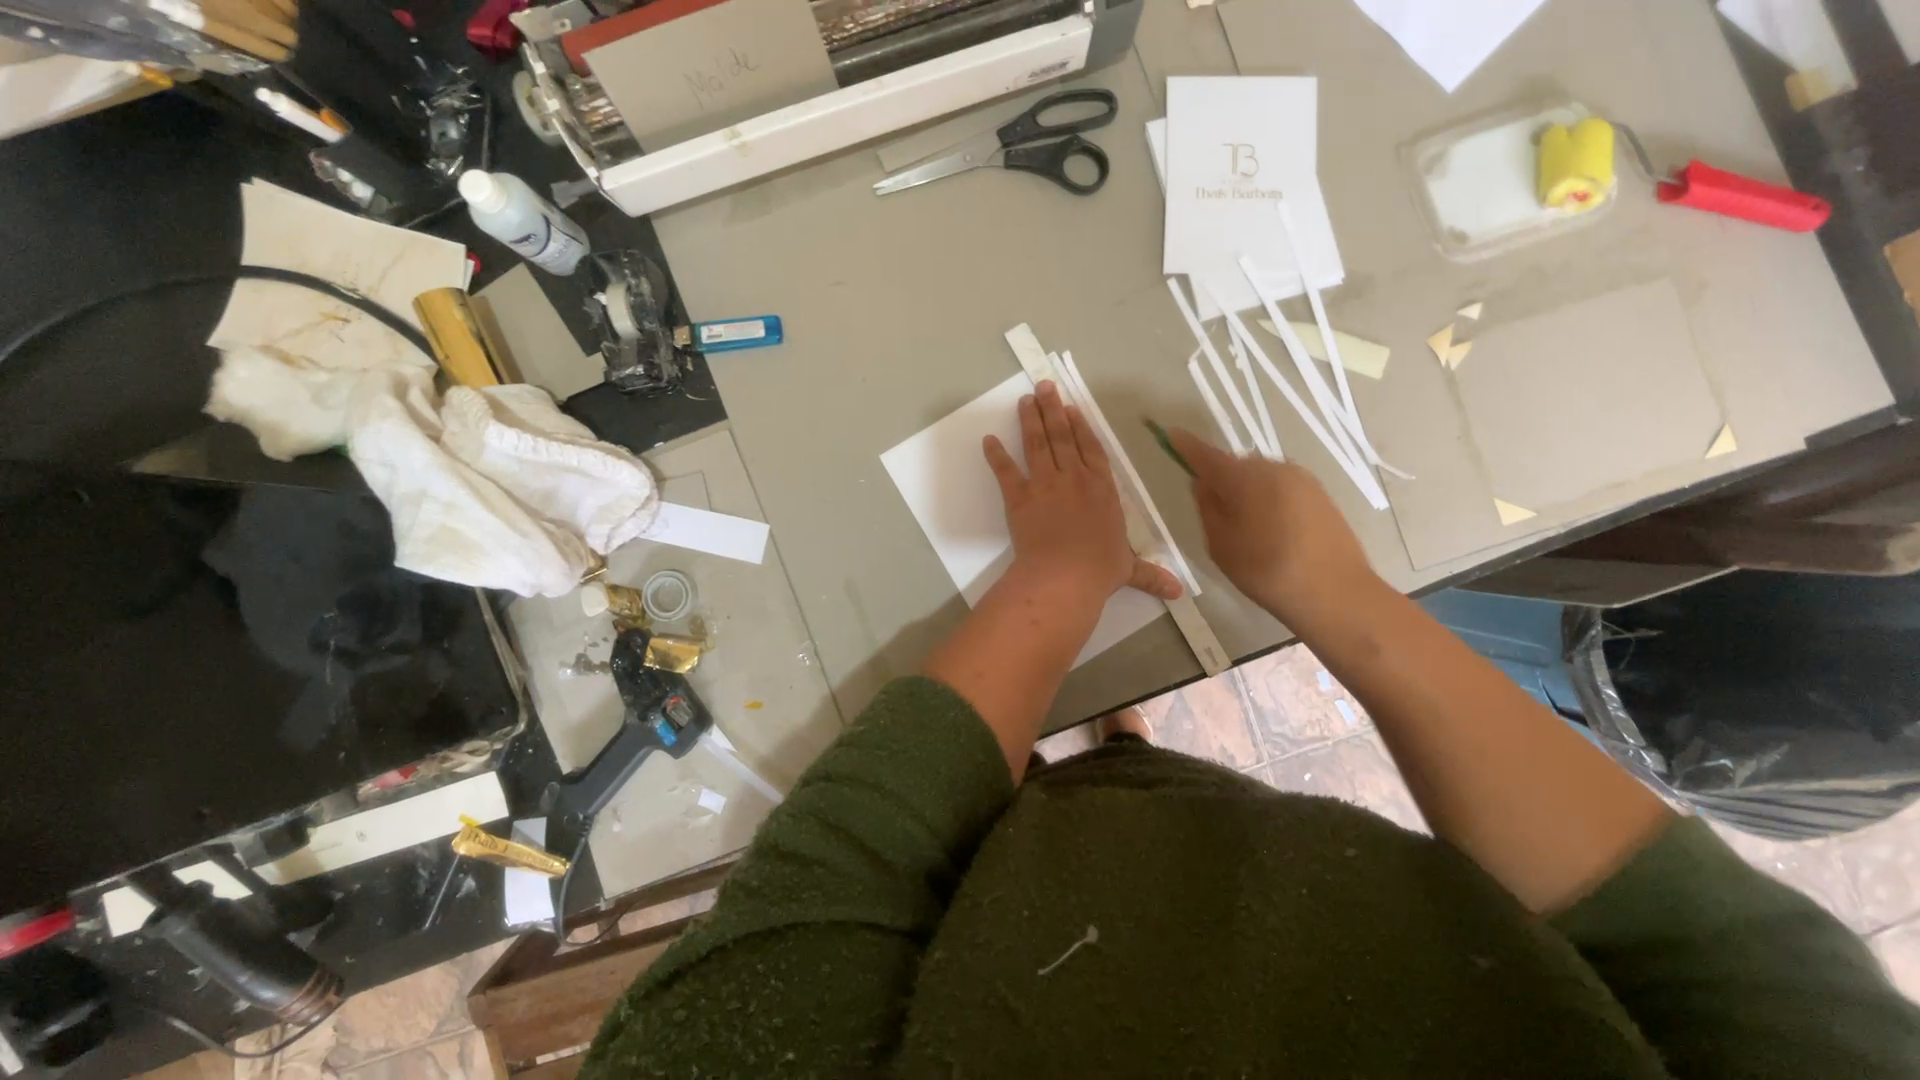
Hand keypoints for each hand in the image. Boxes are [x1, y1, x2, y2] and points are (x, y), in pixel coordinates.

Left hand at [984, 381, 1182, 606]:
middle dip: (1053, 410)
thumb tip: (1177, 591)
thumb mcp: (1128, 569)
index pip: (1091, 450)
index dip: (1081, 427)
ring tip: (1023, 400)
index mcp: (1103, 489)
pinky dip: (996, 456)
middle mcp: (1074, 479)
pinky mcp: (1019, 498)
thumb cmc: (1099, 570)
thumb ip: (1150, 574)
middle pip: (1063, 437)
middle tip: (1043, 386)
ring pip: (1036, 445)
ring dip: (1029, 421)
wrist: (1064, 576)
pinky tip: (988, 441)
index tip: (1071, 408)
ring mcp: (1045, 485)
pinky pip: (1005, 472)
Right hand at [1168, 427, 1375, 622]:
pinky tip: (1273, 530)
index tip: (1173, 435)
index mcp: (1244, 478)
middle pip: (1237, 464)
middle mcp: (1274, 468)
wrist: (1335, 591)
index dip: (1188, 447)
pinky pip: (1282, 487)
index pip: (1207, 455)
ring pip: (1261, 476)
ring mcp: (1302, 478)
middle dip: (1222, 478)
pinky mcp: (1320, 493)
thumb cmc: (1267, 571)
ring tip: (1248, 527)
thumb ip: (1207, 507)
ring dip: (1248, 490)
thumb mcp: (1221, 545)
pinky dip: (1270, 499)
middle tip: (1215, 512)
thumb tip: (1204, 483)